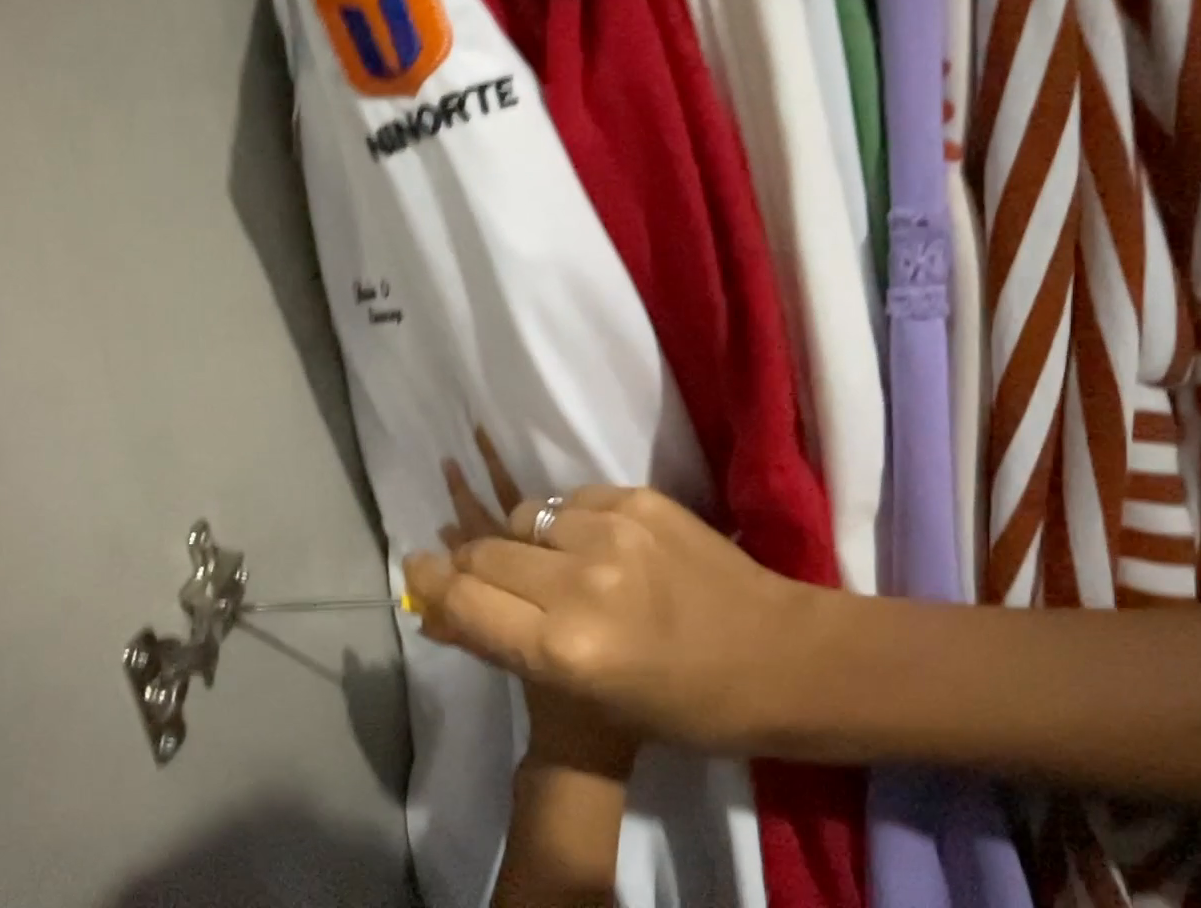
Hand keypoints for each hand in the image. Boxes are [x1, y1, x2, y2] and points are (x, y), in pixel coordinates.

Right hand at [407, 483, 815, 754]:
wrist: (781, 656)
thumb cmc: (680, 704)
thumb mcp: (582, 696)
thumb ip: (501, 645)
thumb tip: (434, 607)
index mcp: (567, 650)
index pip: (463, 599)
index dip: (433, 585)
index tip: (419, 574)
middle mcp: (582, 582)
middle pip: (483, 552)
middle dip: (475, 568)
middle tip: (496, 584)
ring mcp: (612, 530)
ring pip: (522, 517)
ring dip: (525, 543)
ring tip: (560, 567)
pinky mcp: (637, 497)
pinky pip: (567, 501)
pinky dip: (566, 524)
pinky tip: (599, 548)